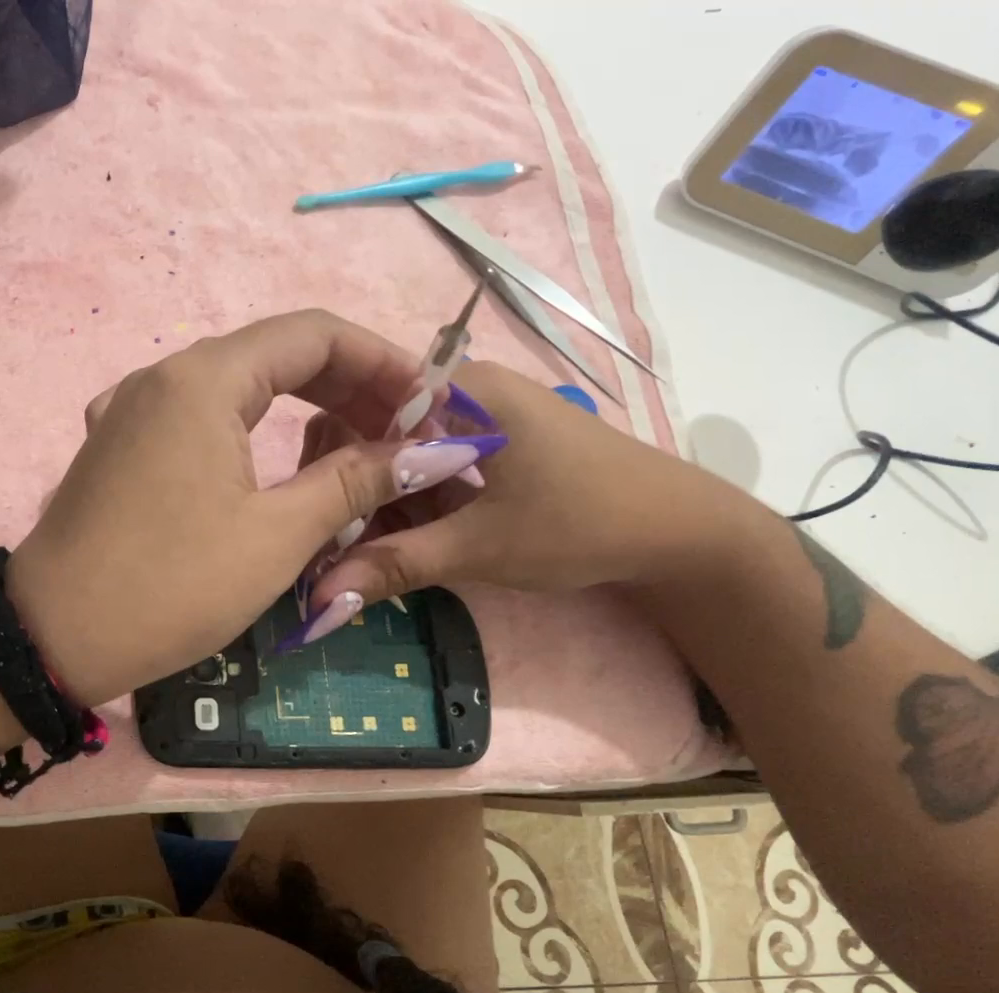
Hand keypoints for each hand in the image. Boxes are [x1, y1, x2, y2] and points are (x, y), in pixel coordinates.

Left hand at [5, 310, 501, 705]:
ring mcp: (127, 411)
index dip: (382, 361)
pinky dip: (243, 432)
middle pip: (271, 356)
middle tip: (403, 433)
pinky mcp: (113, 448)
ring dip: (296, 410)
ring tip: (353, 450)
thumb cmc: (170, 586)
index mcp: (200, 379)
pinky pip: (192, 420)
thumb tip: (421, 451)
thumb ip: (352, 481)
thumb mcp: (275, 536)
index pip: (312, 335)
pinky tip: (268, 463)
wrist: (51, 636)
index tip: (430, 403)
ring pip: (231, 389)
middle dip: (345, 387)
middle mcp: (158, 378)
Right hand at [309, 361, 758, 607]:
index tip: (313, 518)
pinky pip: (432, 464)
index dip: (329, 467)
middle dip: (355, 491)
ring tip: (364, 547)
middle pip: (379, 435)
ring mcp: (483, 416)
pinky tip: (405, 537)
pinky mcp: (497, 443)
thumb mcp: (479, 547)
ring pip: (404, 453)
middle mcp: (466, 390)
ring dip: (383, 500)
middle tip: (334, 543)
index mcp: (459, 389)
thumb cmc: (583, 522)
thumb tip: (319, 597)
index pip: (360, 413)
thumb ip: (394, 564)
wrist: (685, 535)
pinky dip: (413, 499)